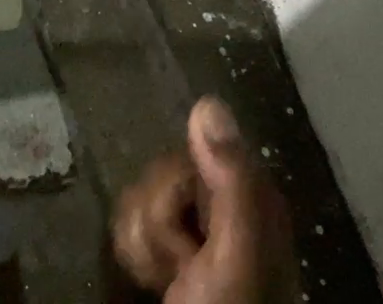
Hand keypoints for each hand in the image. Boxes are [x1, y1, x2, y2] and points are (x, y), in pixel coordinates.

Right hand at [114, 98, 294, 303]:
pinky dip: (134, 250)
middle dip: (157, 217)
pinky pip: (131, 221)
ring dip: (143, 240)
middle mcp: (223, 204)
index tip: (182, 218)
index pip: (194, 149)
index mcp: (250, 195)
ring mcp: (195, 230)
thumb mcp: (239, 257)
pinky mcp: (169, 249)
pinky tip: (151, 278)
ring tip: (165, 281)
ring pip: (140, 195)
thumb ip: (231, 182)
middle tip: (180, 264)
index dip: (177, 182)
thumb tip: (207, 101)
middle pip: (162, 172)